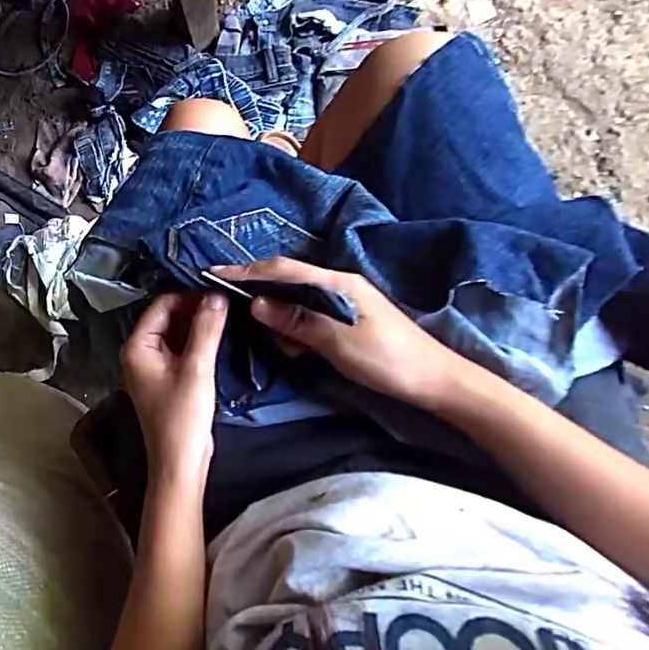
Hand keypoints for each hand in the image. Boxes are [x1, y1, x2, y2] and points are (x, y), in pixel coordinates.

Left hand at [121, 292, 228, 484]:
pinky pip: (181, 350)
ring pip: (176, 334)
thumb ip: (207, 328)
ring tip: (227, 316)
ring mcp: (152, 368)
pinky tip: (219, 337)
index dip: (189, 295)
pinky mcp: (167, 380)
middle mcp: (139, 354)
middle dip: (195, 308)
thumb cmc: (183, 416)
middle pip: (167, 318)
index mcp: (137, 347)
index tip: (217, 292)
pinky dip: (197, 342)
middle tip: (226, 303)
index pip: (161, 305)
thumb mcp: (197, 367)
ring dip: (198, 325)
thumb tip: (217, 295)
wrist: (180, 462)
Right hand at [211, 257, 483, 409]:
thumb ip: (297, 320)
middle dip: (265, 302)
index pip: (282, 269)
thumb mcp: (337, 342)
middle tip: (259, 331)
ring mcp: (342, 300)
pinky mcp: (345, 317)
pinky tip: (301, 351)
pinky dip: (297, 331)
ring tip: (289, 349)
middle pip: (287, 282)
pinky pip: (309, 316)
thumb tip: (257, 303)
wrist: (433, 379)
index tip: (215, 274)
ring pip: (296, 302)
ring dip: (283, 322)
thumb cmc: (387, 360)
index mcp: (337, 282)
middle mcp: (337, 284)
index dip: (247, 271)